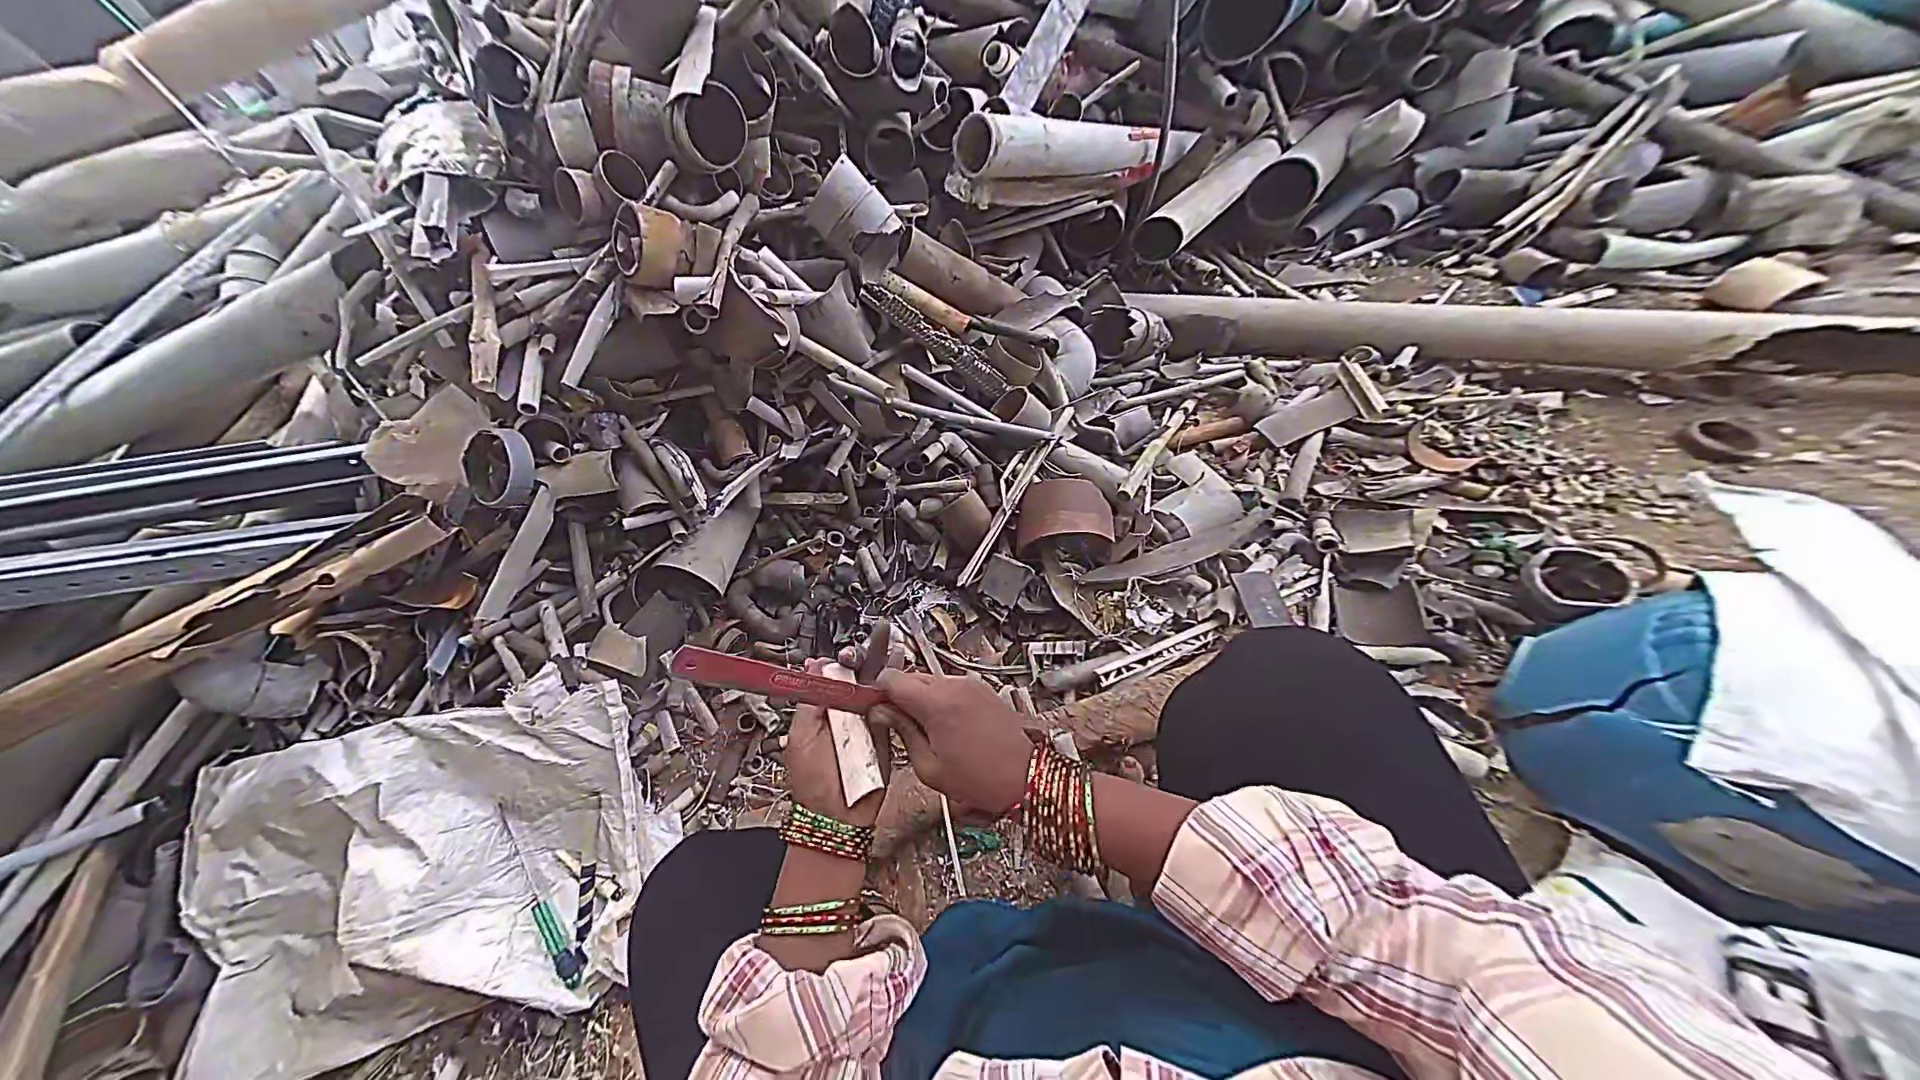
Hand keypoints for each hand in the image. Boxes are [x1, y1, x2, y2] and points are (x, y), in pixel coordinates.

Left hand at [784, 661, 888, 827]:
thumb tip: (815, 669)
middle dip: (864, 669)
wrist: (839, 818)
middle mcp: (844, 716)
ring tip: (886, 665)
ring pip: (876, 695)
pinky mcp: (885, 737)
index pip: (832, 679)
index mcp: (820, 712)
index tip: (849, 656)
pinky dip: (894, 702)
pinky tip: (894, 690)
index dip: (842, 665)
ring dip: (881, 682)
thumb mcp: (800, 737)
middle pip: (857, 682)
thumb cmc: (813, 785)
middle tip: (870, 656)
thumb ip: (810, 703)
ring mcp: (866, 726)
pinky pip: (891, 714)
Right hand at [873, 670, 1034, 815]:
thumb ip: (902, 732)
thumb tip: (882, 714)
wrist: (1026, 776)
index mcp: (937, 702)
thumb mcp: (929, 766)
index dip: (877, 693)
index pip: (891, 679)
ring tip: (926, 732)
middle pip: (910, 677)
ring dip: (920, 699)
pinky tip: (944, 728)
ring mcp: (970, 685)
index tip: (873, 707)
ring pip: (929, 681)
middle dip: (898, 697)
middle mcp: (954, 685)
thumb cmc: (985, 779)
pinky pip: (948, 687)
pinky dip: (939, 701)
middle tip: (896, 725)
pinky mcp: (981, 689)